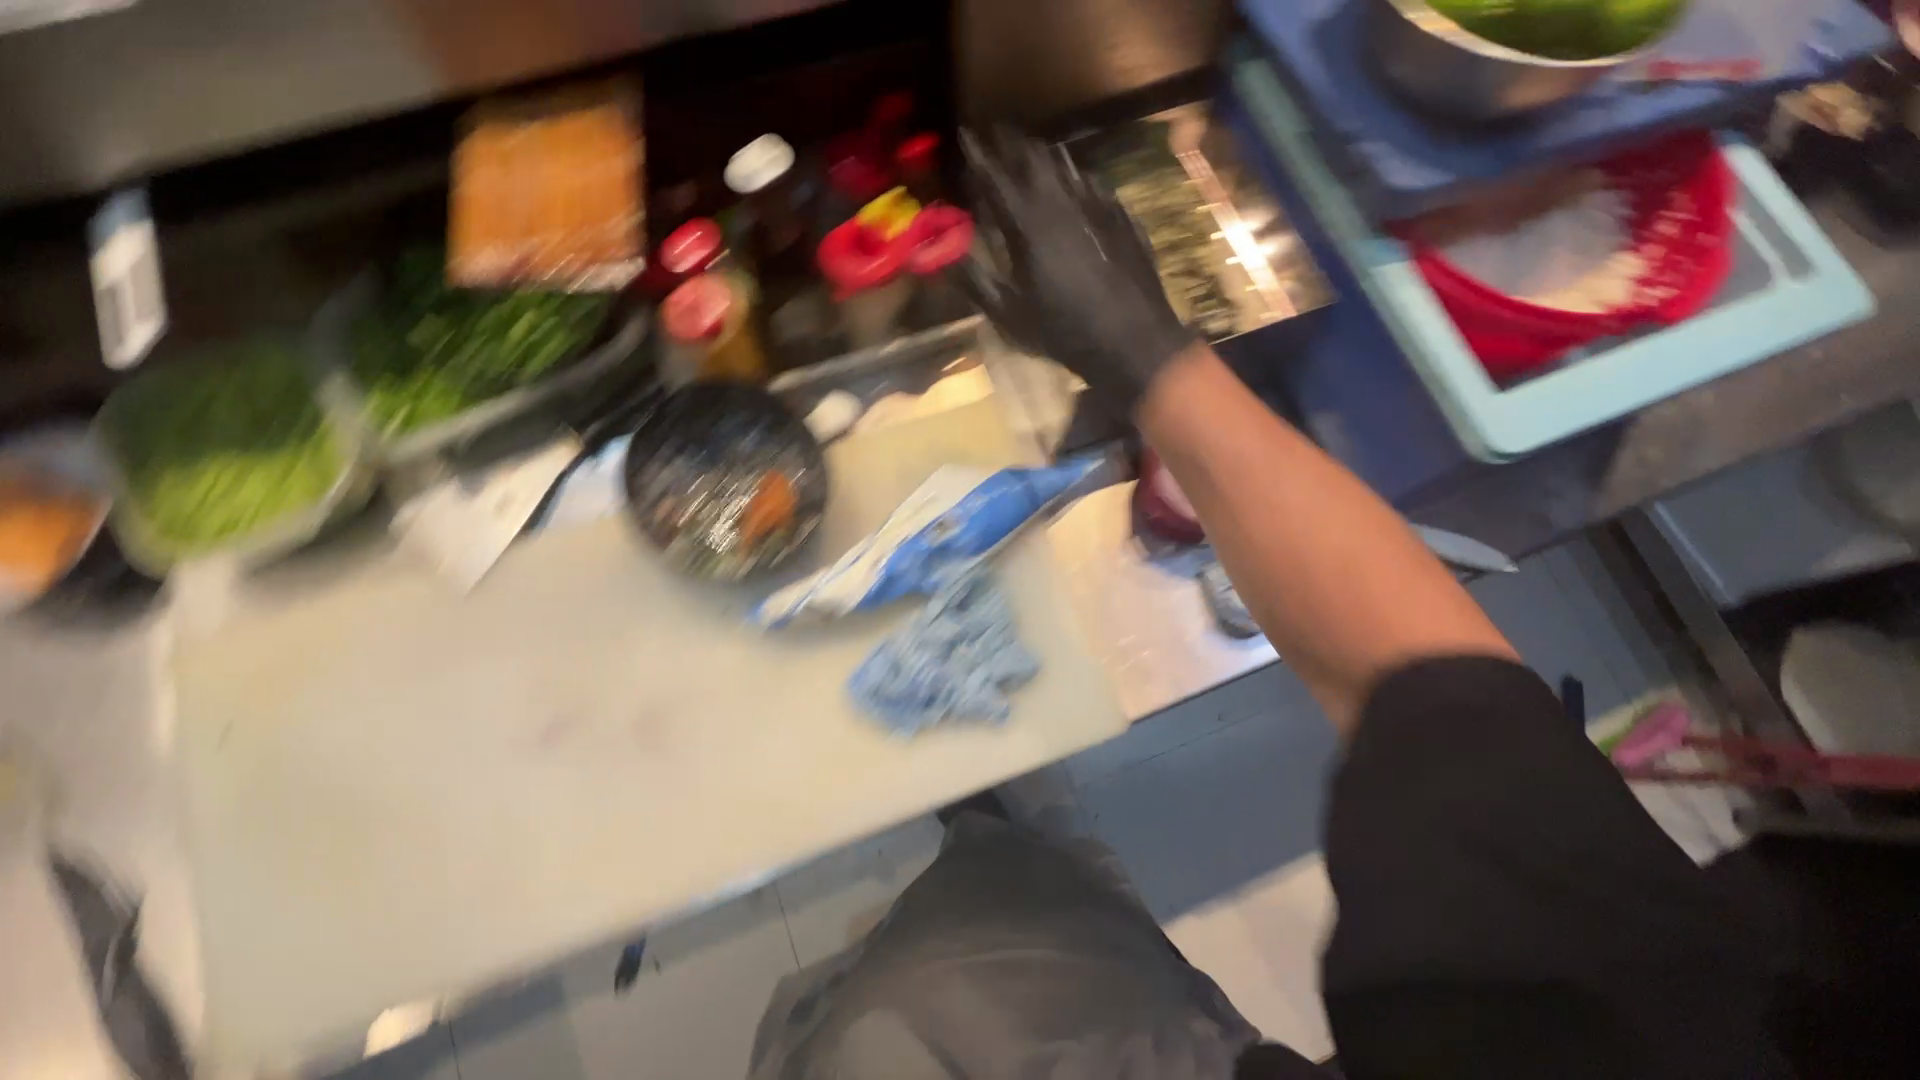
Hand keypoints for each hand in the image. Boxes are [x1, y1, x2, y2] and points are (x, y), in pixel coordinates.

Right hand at [960, 129, 1195, 418]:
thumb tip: (936, 255)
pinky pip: (1091, 183)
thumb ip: (972, 279)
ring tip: (1029, 147)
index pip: (996, 177)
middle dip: (1011, 143)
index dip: (979, 156)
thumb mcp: (1009, 314)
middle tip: (996, 133)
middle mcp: (1062, 203)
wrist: (1132, 340)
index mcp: (1029, 225)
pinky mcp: (1121, 216)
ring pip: (1065, 165)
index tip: (966, 136)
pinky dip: (1073, 175)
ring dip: (1042, 153)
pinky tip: (1073, 180)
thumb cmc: (1063, 332)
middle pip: (1033, 160)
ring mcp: (1097, 206)